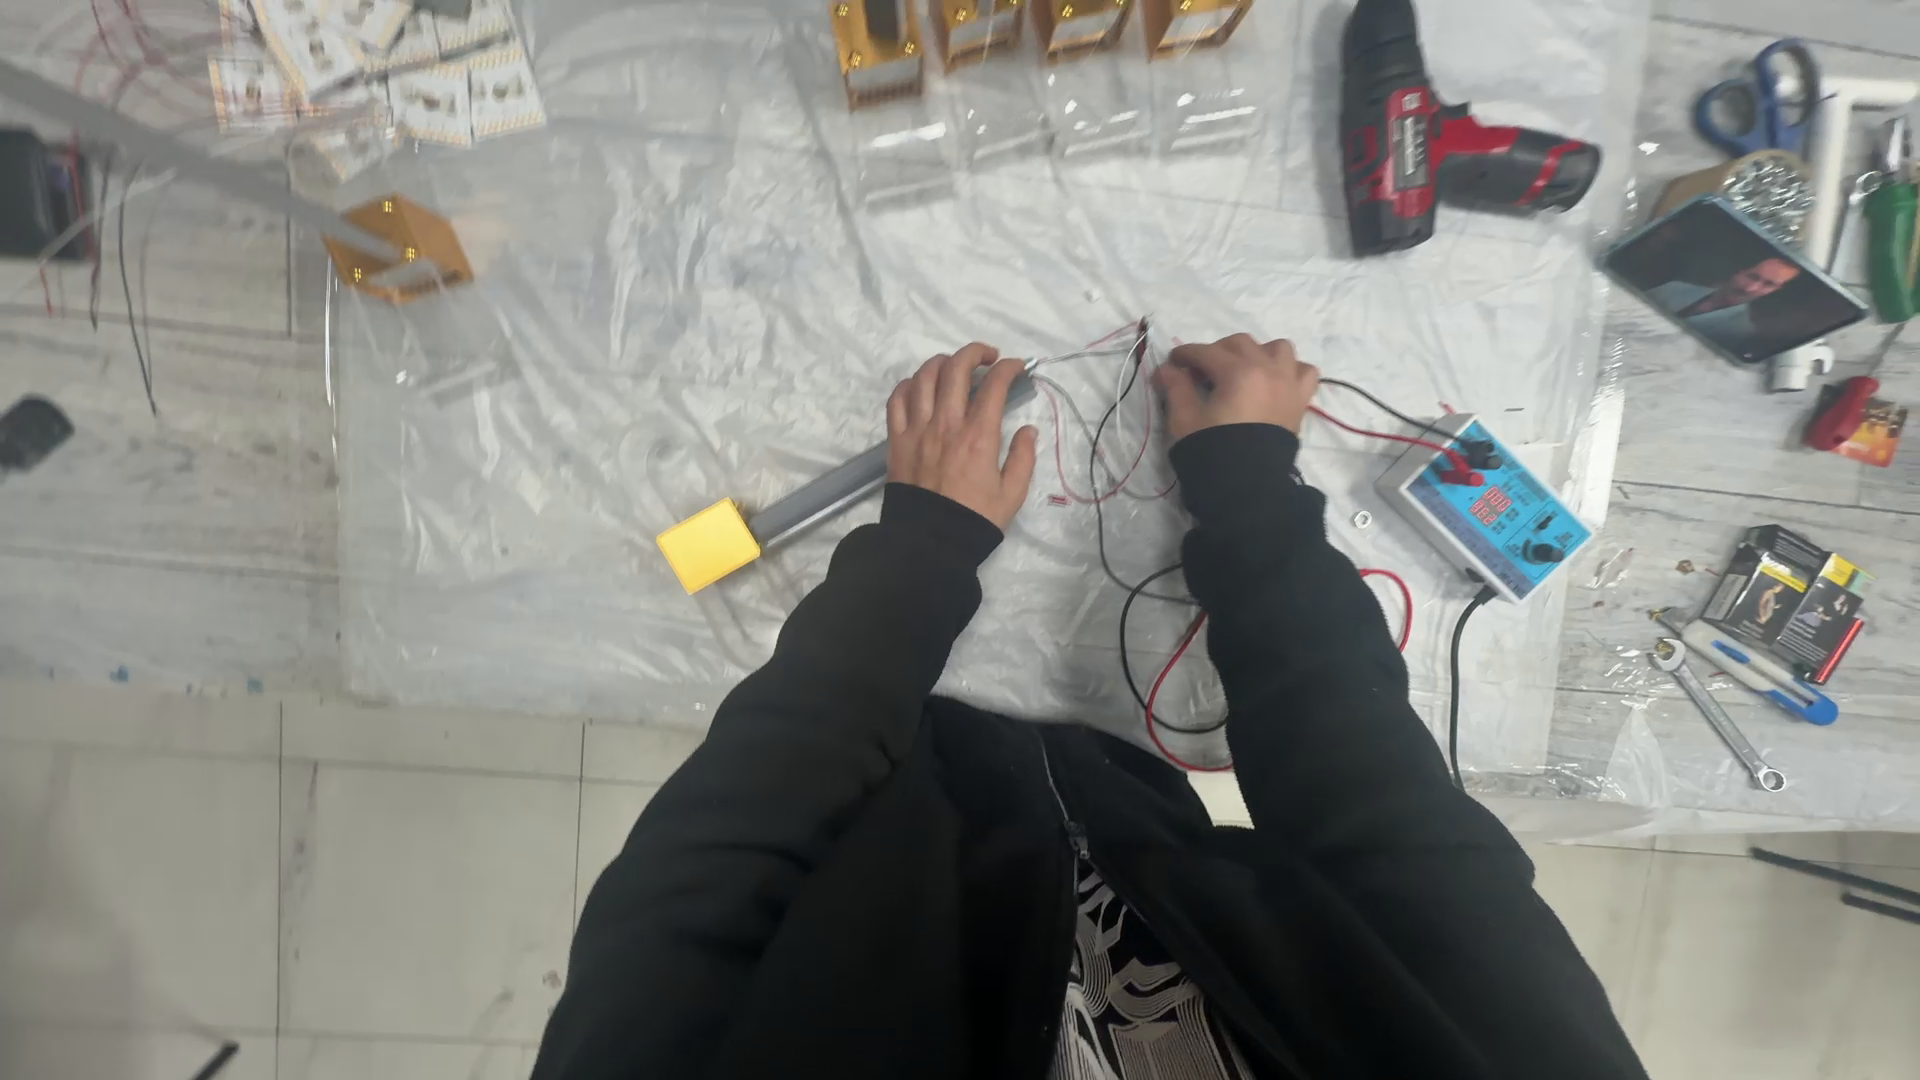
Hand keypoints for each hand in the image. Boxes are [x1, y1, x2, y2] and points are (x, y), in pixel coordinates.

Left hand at [887, 344, 1038, 530]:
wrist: (930, 543)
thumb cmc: (975, 519)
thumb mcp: (1013, 494)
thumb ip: (1024, 457)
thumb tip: (1028, 430)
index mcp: (979, 436)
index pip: (994, 385)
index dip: (1009, 368)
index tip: (1017, 368)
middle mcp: (946, 424)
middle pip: (956, 368)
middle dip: (975, 353)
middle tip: (987, 358)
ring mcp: (918, 430)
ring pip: (924, 377)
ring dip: (942, 362)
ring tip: (954, 367)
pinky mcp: (897, 440)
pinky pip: (896, 400)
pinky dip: (908, 385)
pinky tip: (919, 386)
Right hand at [1153, 335, 1319, 439]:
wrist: (1246, 486)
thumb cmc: (1212, 450)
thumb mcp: (1185, 419)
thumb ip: (1175, 388)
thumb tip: (1166, 369)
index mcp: (1238, 372)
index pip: (1206, 352)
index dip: (1185, 355)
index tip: (1172, 363)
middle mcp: (1268, 369)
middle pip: (1240, 344)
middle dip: (1216, 351)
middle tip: (1200, 371)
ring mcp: (1289, 383)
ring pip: (1277, 348)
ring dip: (1257, 353)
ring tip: (1242, 370)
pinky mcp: (1300, 400)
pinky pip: (1304, 371)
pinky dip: (1289, 369)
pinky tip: (1274, 381)